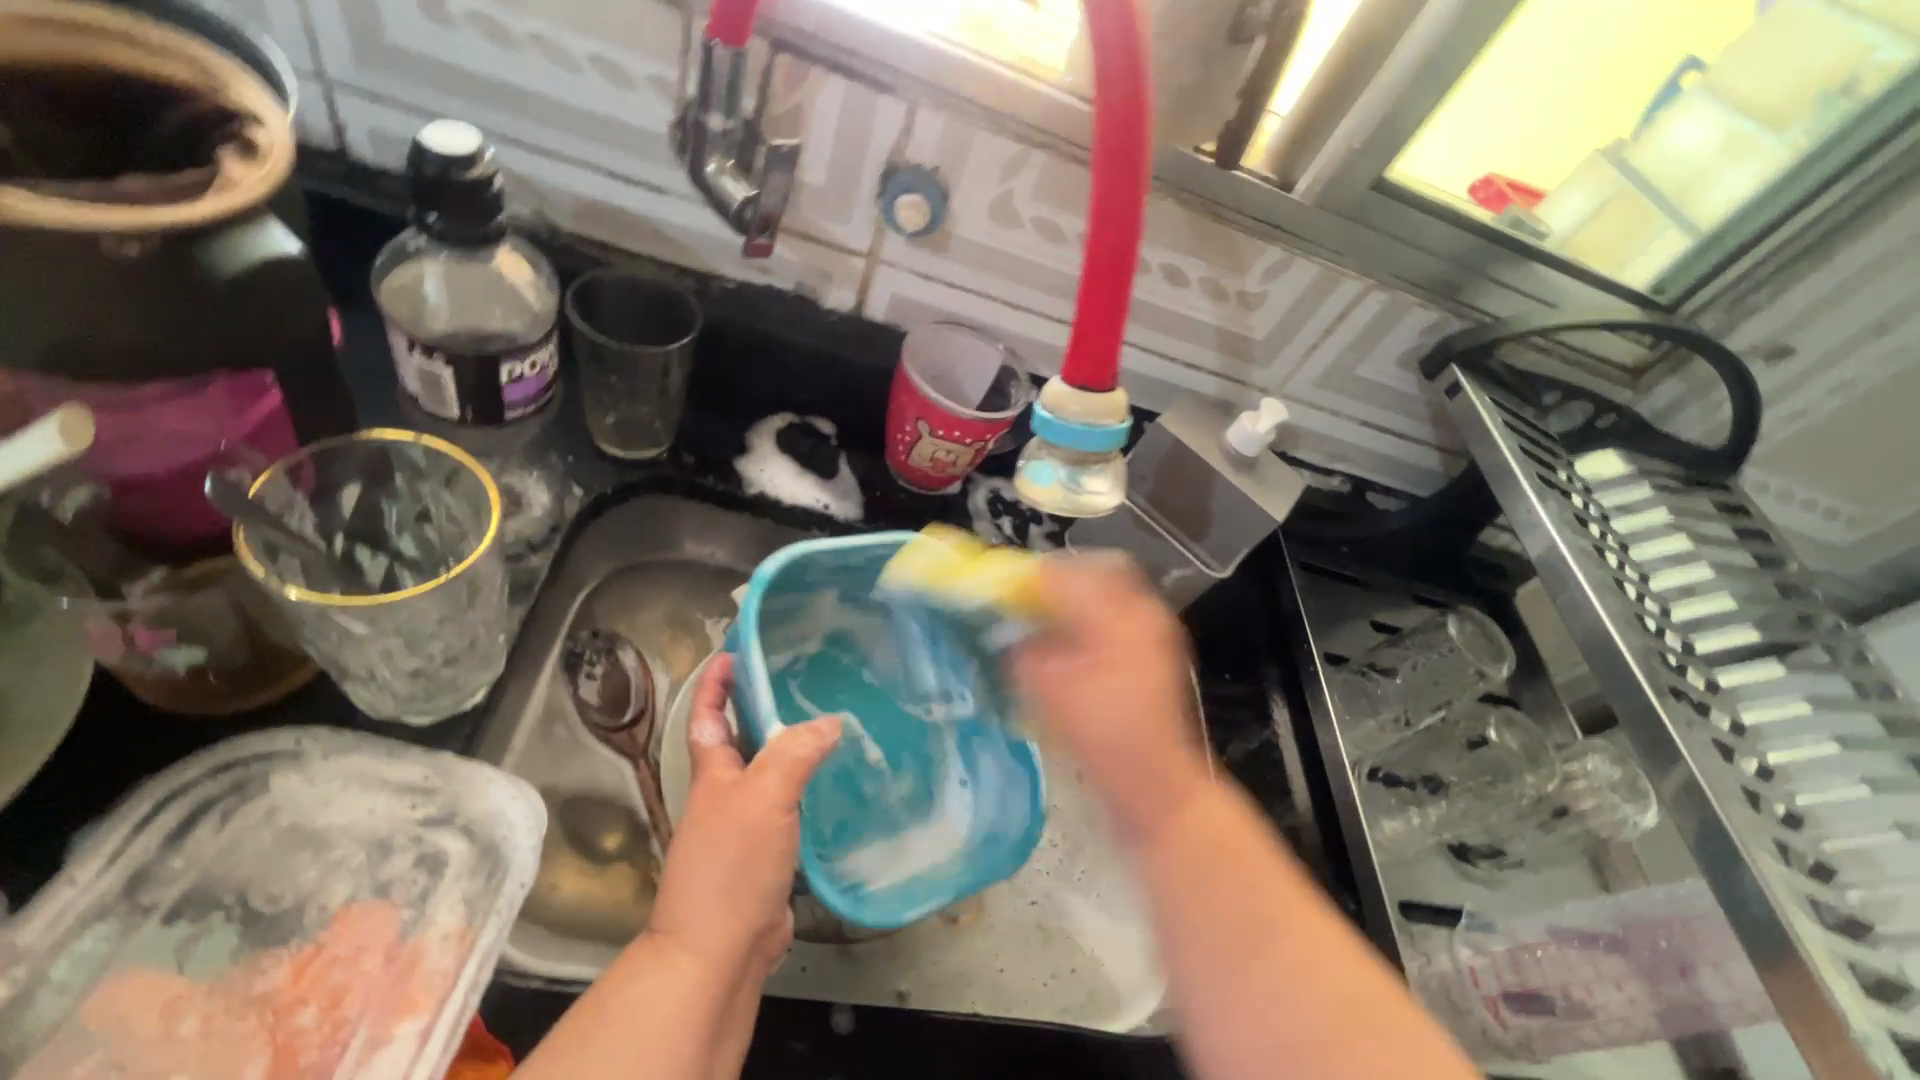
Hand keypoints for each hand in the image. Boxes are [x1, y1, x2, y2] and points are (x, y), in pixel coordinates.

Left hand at [647, 654, 841, 980]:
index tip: (735, 653)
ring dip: (792, 750)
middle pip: (741, 741)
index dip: (716, 683)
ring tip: (832, 725)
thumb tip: (830, 721)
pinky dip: (808, 791)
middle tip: (805, 683)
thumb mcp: (763, 798)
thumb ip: (794, 754)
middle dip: (764, 710)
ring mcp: (745, 827)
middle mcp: (725, 794)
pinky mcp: (767, 855)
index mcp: (712, 774)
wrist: (719, 949)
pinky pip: (789, 809)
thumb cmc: (731, 865)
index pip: (707, 715)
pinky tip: (837, 786)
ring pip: (769, 775)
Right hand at [1010, 554, 1208, 840]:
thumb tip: (1003, 631)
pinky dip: (1088, 620)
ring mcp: (1154, 632)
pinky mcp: (1155, 654)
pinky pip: (1117, 617)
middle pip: (1093, 570)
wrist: (1155, 786)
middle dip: (1054, 579)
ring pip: (1108, 592)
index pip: (1062, 572)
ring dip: (1072, 599)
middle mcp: (1141, 610)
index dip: (1023, 578)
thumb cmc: (1101, 734)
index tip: (996, 589)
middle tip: (1021, 597)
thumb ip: (1019, 648)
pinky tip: (1066, 645)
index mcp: (1117, 611)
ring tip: (1039, 620)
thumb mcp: (1046, 688)